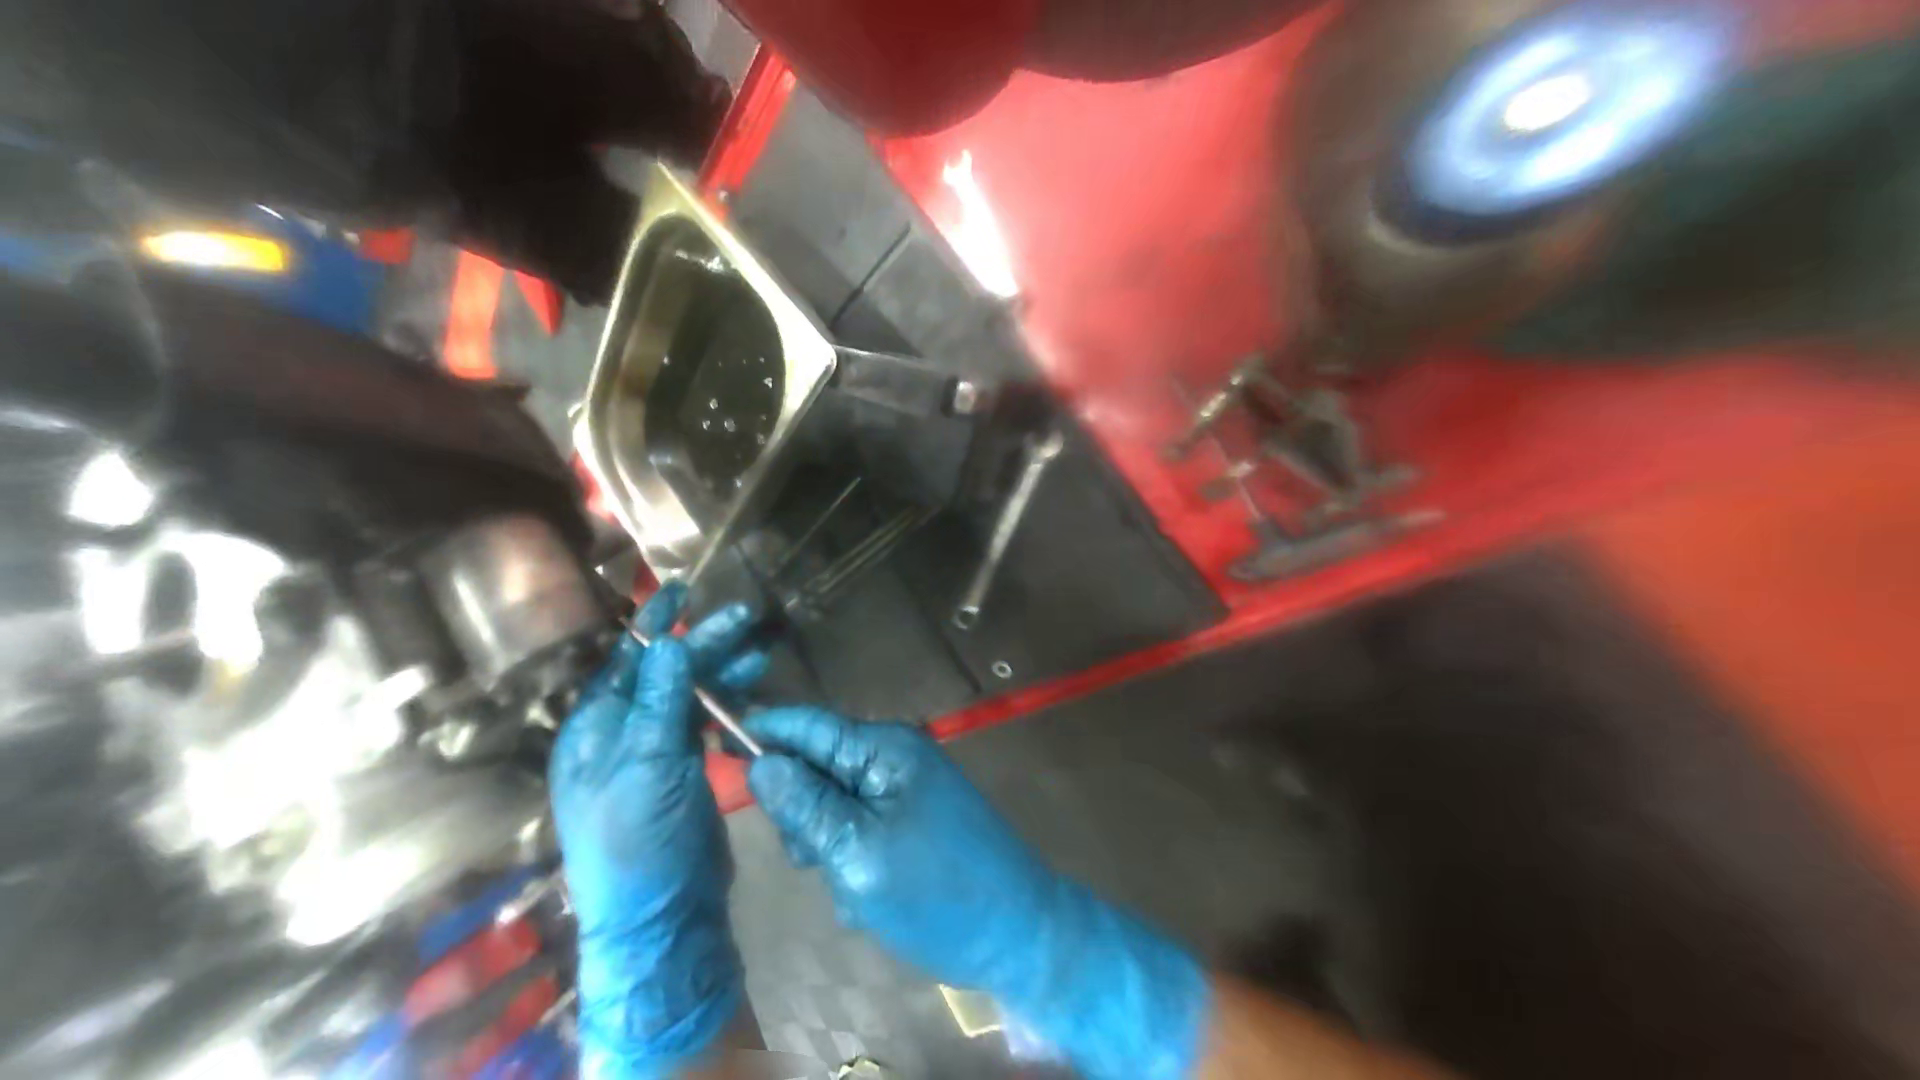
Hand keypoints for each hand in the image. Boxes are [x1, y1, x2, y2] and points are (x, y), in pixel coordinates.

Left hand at [549, 585, 767, 1078]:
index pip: (627, 661)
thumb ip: (659, 703)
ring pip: (691, 695)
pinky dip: (729, 702)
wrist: (662, 914)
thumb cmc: (637, 840)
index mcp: (597, 729)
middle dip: (703, 643)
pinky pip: (707, 722)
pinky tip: (754, 688)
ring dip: (723, 670)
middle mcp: (623, 733)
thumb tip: (666, 643)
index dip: (652, 622)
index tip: (679, 586)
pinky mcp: (686, 770)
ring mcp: (656, 752)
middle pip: (667, 673)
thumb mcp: (645, 767)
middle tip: (744, 616)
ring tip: (761, 651)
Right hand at [744, 709, 1208, 1079]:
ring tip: (850, 884)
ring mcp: (903, 791)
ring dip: (828, 846)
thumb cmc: (938, 891)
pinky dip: (851, 861)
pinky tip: (869, 894)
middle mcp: (893, 759)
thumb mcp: (859, 852)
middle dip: (803, 813)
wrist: (1019, 934)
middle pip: (815, 767)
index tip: (713, 741)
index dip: (761, 730)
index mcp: (884, 749)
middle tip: (815, 859)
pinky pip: (856, 831)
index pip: (808, 724)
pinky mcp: (909, 822)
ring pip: (831, 806)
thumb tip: (760, 760)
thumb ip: (808, 805)